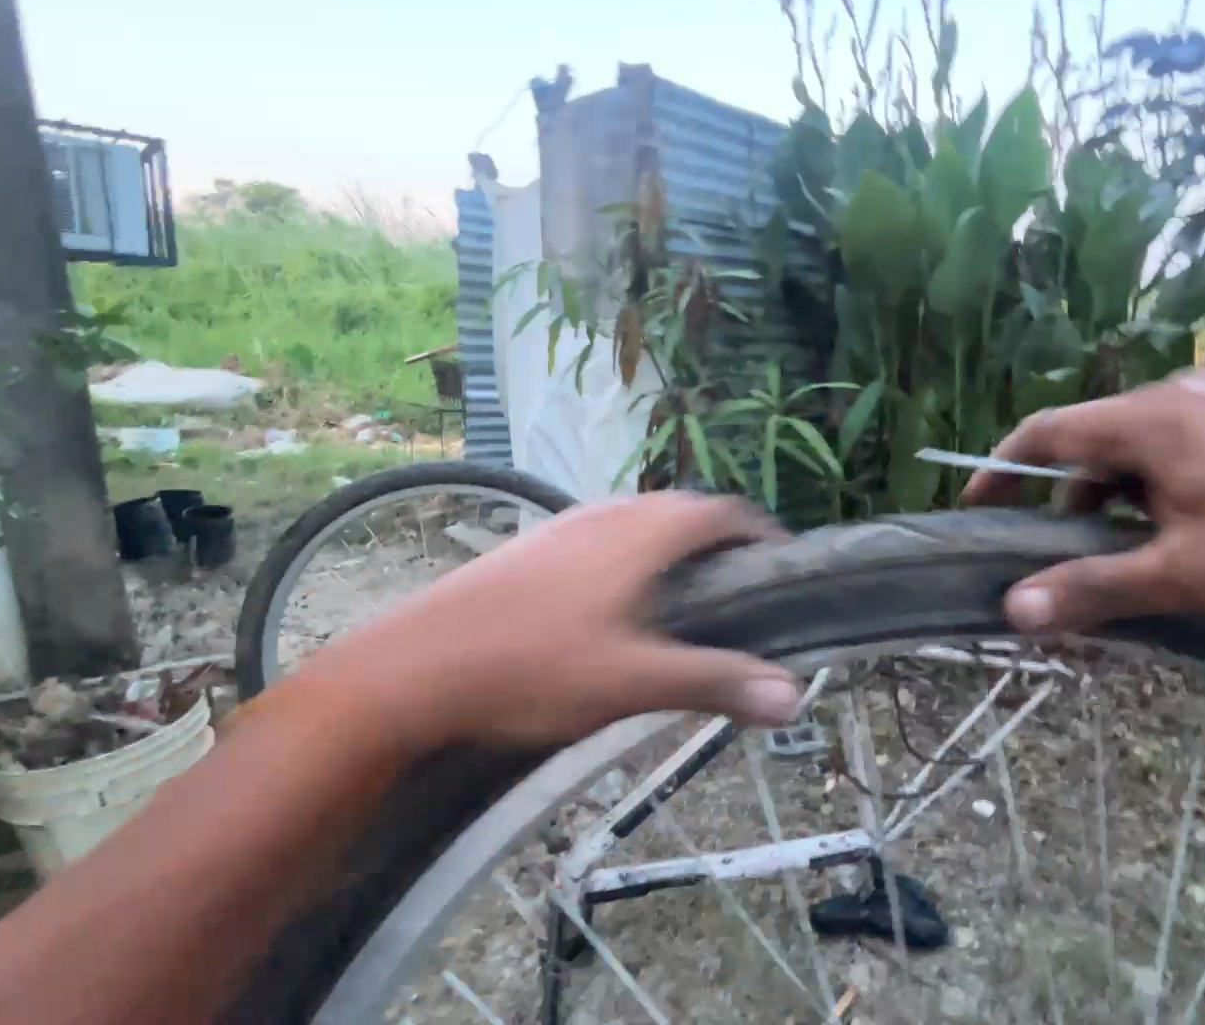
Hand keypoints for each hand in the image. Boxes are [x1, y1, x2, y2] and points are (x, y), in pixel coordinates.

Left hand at [314, 492, 801, 750]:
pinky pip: (601, 532)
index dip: (759, 531)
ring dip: (673, 540)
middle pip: (680, 508)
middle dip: (718, 536)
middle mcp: (604, 515)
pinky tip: (616, 595)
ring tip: (689, 586)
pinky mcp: (531, 546)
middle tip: (743, 580)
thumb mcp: (630, 681)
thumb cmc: (529, 669)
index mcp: (639, 534)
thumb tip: (794, 697)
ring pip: (637, 517)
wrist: (410, 667)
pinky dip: (631, 550)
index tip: (784, 560)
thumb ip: (714, 682)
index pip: (719, 512)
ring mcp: (562, 526)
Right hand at [962, 371, 1204, 631]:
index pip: (1047, 431)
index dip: (999, 469)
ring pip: (1143, 448)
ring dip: (1122, 500)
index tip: (974, 508)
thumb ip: (1093, 587)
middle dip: (1070, 500)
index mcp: (1156, 418)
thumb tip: (1014, 613)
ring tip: (1146, 556)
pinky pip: (1187, 447)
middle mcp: (1188, 393)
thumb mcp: (1189, 577)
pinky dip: (1165, 488)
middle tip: (1075, 559)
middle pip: (1095, 441)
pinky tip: (1197, 533)